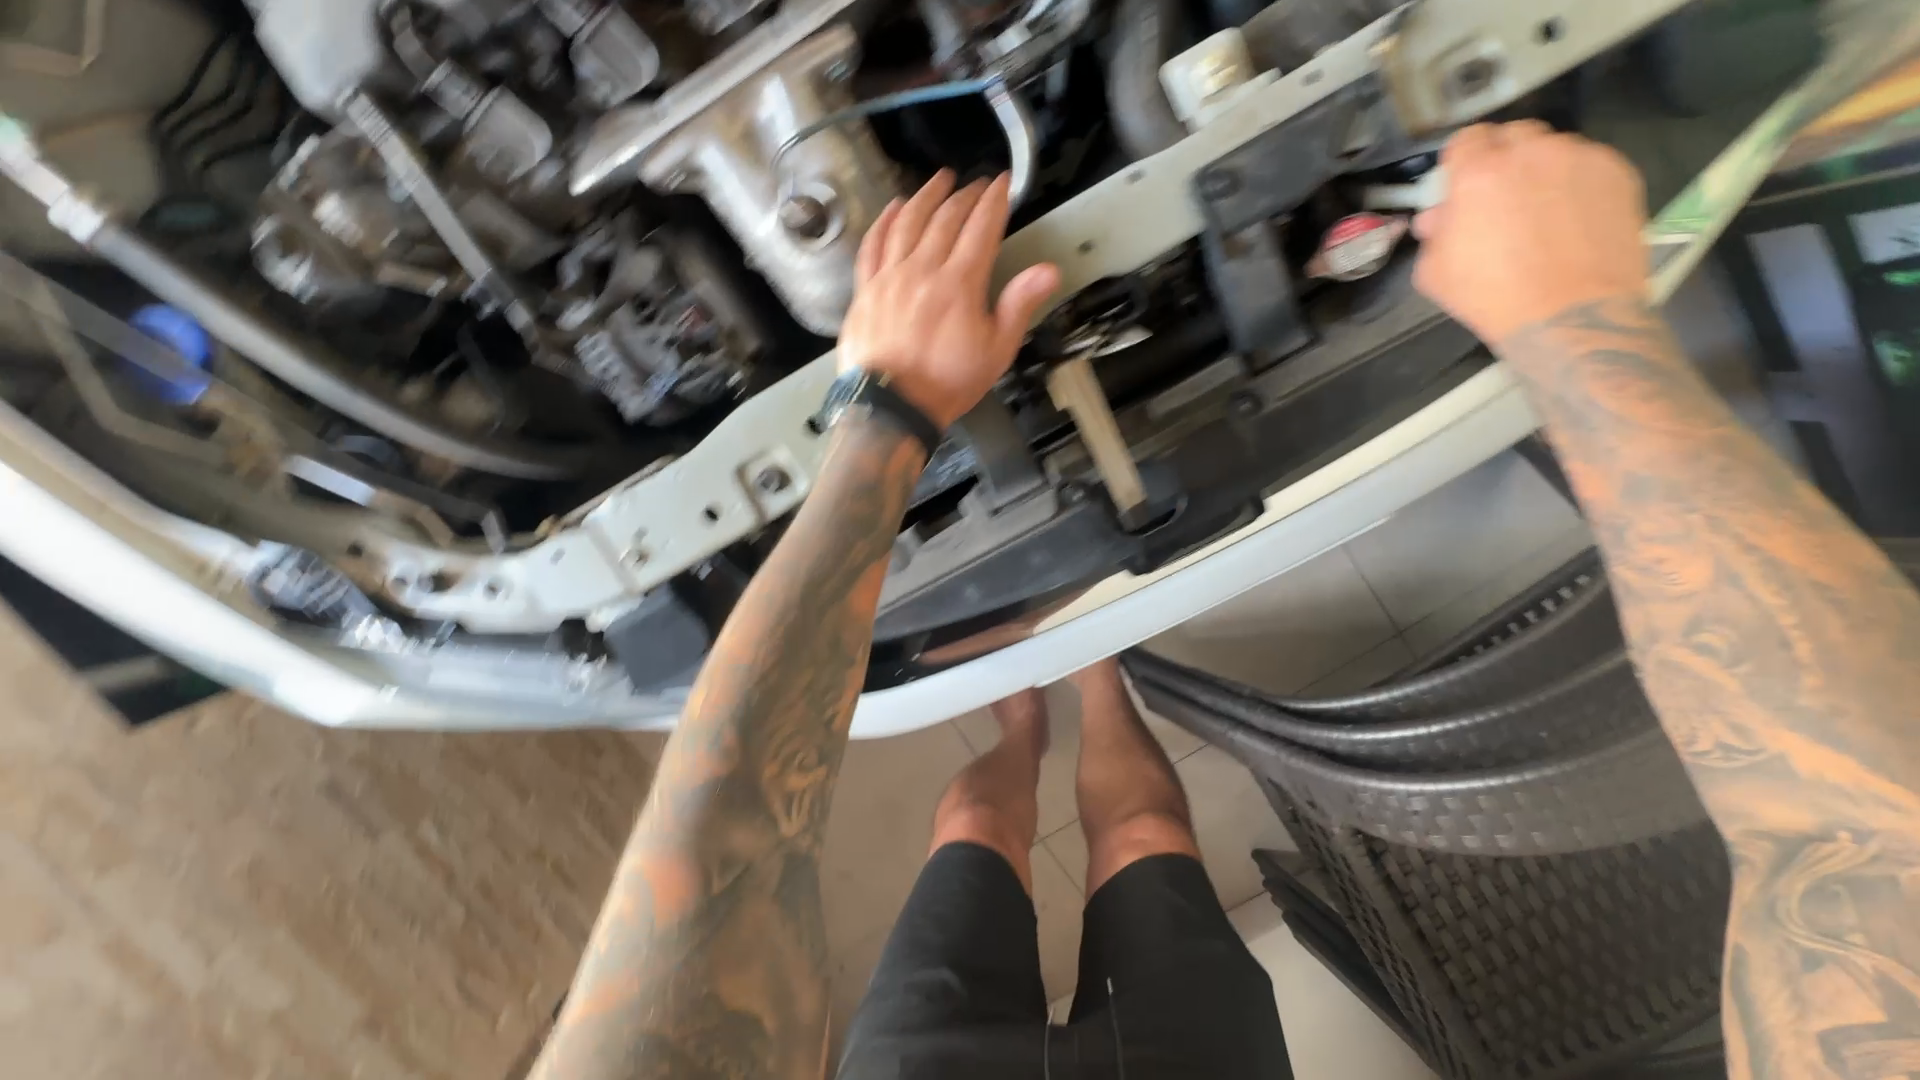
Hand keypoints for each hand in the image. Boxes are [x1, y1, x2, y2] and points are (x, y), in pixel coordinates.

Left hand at [838, 170, 1059, 428]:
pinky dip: (884, 222)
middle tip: (977, 183)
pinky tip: (894, 208)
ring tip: (939, 180)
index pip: (981, 228)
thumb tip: (1048, 271)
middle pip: (946, 219)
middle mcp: (923, 269)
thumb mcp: (995, 351)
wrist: (892, 406)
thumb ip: (1019, 306)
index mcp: (960, 283)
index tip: (1003, 183)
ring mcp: (890, 277)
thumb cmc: (947, 383)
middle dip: (965, 196)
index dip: (995, 201)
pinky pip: (873, 245)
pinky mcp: (866, 290)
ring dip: (926, 197)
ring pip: (908, 222)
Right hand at [1413, 122, 1649, 345]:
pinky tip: (1572, 216)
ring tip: (1542, 207)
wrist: (1567, 313)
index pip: (1467, 138)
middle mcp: (1531, 153)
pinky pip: (1588, 165)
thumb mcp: (1435, 272)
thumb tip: (1439, 217)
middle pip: (1514, 134)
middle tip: (1501, 192)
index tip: (1461, 181)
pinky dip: (1576, 182)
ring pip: (1554, 148)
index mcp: (1478, 173)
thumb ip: (1435, 234)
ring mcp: (1580, 158)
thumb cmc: (1490, 295)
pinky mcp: (1618, 172)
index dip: (1461, 159)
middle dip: (1503, 156)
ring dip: (1542, 168)